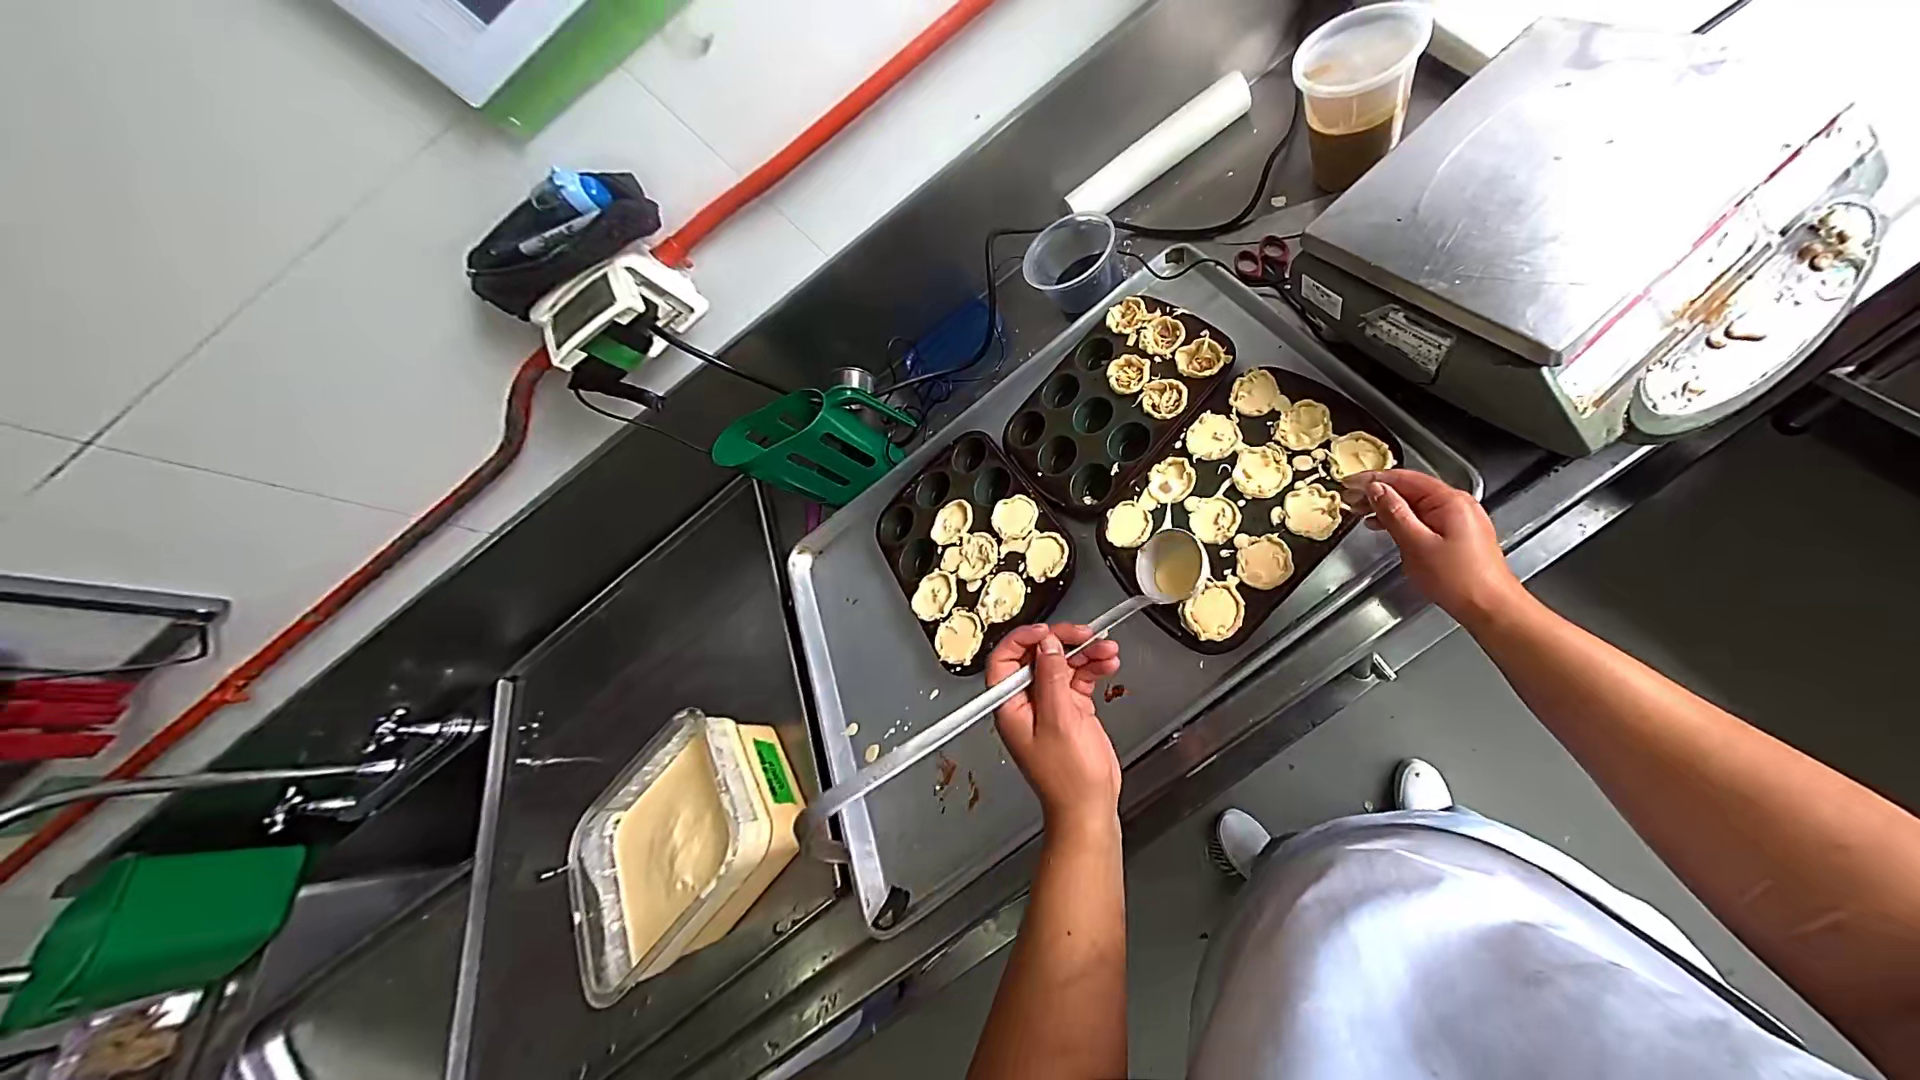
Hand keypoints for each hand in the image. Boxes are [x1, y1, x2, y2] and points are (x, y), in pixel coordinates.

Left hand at [986, 623, 1122, 833]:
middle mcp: (1026, 702)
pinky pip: (1078, 678)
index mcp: (1010, 705)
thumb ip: (1052, 678)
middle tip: (1085, 634)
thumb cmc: (1067, 779)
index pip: (1005, 660)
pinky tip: (1108, 664)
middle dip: (1062, 641)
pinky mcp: (1071, 709)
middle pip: (1038, 657)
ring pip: (1062, 664)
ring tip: (1107, 650)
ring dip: (1085, 653)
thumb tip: (1047, 644)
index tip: (1047, 631)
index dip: (1024, 639)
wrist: (1090, 806)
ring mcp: (1049, 704)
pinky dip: (1093, 668)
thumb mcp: (1058, 720)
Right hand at [1346, 469, 1529, 628]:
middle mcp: (1456, 504)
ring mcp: (1458, 518)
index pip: (1404, 478)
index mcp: (1449, 501)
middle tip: (1348, 499)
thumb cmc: (1456, 578)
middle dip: (1377, 491)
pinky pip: (1422, 516)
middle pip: (1410, 488)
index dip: (1372, 479)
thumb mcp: (1416, 543)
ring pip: (1414, 503)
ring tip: (1359, 512)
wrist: (1490, 606)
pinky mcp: (1455, 532)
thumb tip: (1375, 489)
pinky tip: (1383, 525)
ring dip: (1385, 505)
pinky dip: (1399, 518)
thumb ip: (1394, 512)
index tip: (1347, 484)